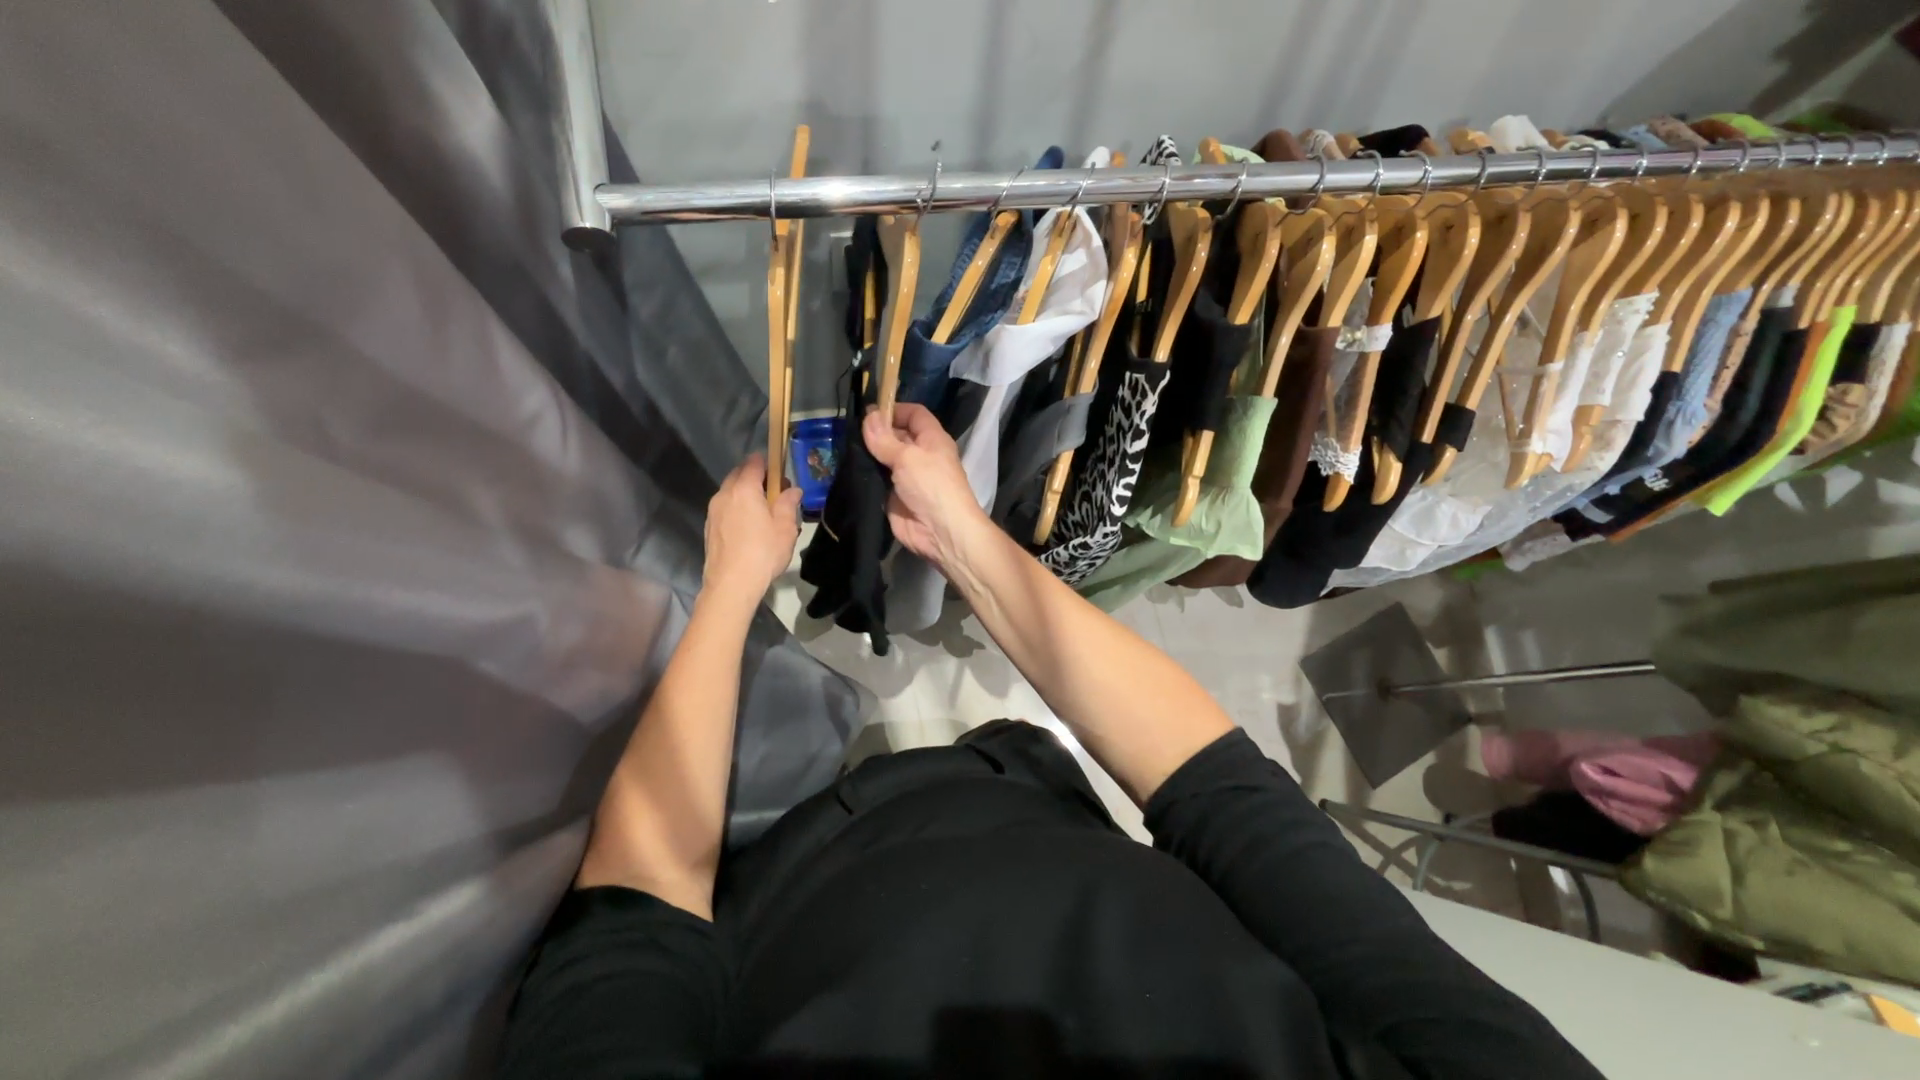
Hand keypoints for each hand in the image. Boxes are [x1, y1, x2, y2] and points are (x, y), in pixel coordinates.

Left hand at [702, 455, 800, 605]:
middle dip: (756, 477)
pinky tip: (749, 526)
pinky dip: (736, 508)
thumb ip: (788, 504)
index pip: (754, 463)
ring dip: (745, 493)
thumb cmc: (763, 553)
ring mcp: (713, 511)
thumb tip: (792, 490)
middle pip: (739, 475)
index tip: (779, 471)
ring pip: (730, 492)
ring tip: (763, 511)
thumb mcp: (785, 529)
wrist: (731, 584)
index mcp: (744, 489)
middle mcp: (724, 494)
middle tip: (774, 492)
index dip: (768, 462)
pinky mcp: (709, 527)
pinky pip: (725, 507)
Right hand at [862, 404, 988, 572]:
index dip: (894, 409)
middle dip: (876, 432)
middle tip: (849, 429)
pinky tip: (847, 468)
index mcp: (932, 439)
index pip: (914, 414)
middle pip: (897, 435)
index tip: (869, 411)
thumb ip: (885, 439)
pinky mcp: (894, 496)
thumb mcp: (908, 457)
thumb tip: (869, 416)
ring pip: (884, 458)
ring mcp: (907, 476)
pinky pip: (877, 480)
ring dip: (868, 454)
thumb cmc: (931, 486)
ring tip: (844, 446)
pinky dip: (865, 475)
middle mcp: (920, 455)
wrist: (941, 532)